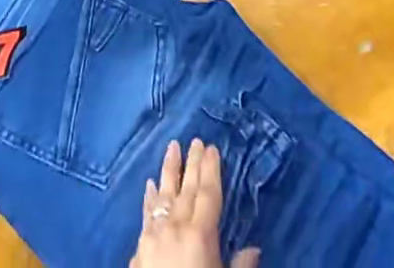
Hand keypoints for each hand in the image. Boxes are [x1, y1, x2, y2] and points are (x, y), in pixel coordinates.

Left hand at [131, 139, 259, 267]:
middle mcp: (174, 228)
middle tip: (195, 139)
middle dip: (191, 164)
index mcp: (199, 235)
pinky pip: (146, 215)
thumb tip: (254, 248)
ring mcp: (153, 237)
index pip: (207, 194)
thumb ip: (240, 267)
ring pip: (163, 196)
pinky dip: (150, 198)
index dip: (211, 170)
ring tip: (171, 147)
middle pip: (185, 190)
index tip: (211, 147)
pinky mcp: (139, 250)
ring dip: (168, 171)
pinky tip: (149, 185)